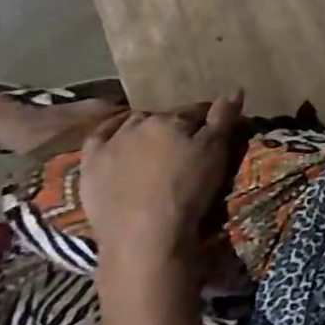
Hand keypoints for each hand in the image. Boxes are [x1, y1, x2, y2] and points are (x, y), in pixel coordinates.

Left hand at [80, 91, 244, 272]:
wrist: (143, 236)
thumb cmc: (187, 191)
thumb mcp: (215, 153)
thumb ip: (224, 118)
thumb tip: (235, 88)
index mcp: (169, 119)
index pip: (194, 111)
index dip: (207, 121)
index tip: (215, 134)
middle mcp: (137, 124)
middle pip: (161, 118)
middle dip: (173, 126)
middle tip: (183, 147)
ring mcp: (109, 145)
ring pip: (129, 126)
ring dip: (142, 131)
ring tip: (152, 148)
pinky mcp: (89, 167)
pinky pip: (96, 140)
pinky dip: (106, 135)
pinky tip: (114, 139)